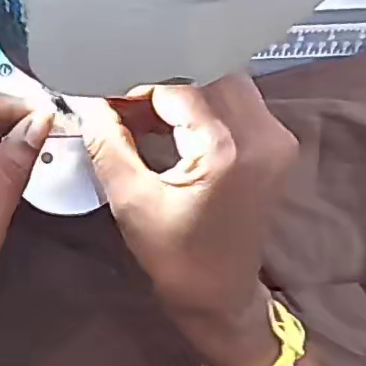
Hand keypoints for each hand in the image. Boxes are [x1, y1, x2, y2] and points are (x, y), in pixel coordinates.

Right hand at [76, 75, 297, 365]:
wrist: (219, 294)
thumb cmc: (173, 257)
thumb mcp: (130, 200)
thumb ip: (108, 143)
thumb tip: (90, 103)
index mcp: (227, 150)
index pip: (180, 84)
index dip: (136, 80)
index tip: (102, 91)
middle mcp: (263, 134)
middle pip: (207, 71)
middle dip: (158, 79)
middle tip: (117, 98)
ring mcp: (275, 136)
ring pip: (221, 81)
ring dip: (177, 88)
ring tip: (134, 110)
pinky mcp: (273, 142)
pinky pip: (231, 101)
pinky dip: (195, 103)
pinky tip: (160, 121)